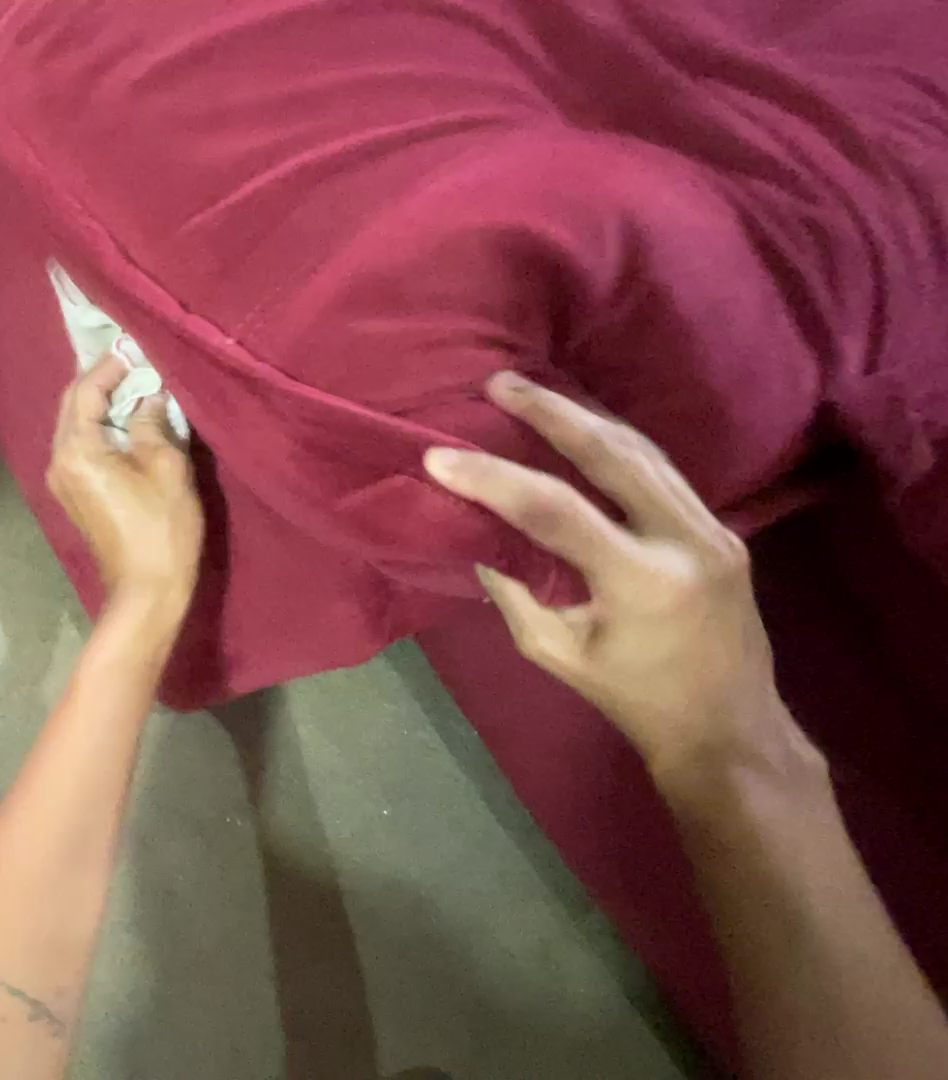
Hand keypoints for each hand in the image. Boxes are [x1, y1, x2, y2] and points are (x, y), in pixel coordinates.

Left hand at [47, 355, 203, 611]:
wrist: (146, 590)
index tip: (136, 351)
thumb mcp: (166, 468)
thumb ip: (153, 423)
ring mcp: (62, 481)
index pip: (83, 391)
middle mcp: (59, 461)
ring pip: (74, 427)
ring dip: (100, 405)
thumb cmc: (160, 529)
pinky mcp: (73, 494)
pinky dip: (99, 429)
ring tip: (134, 388)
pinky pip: (80, 447)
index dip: (109, 367)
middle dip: (100, 382)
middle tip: (134, 364)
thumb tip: (149, 397)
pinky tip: (126, 422)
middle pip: (71, 406)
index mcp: (77, 451)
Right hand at [423, 372, 813, 787]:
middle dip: (552, 414)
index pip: (553, 511)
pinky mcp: (718, 529)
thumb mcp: (550, 649)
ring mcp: (713, 529)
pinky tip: (579, 428)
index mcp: (641, 580)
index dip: (491, 479)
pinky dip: (610, 443)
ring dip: (582, 418)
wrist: (729, 725)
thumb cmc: (626, 696)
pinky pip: (659, 470)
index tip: (438, 457)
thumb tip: (477, 535)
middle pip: (613, 455)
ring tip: (532, 394)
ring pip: (643, 452)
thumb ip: (514, 587)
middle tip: (500, 384)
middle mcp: (687, 540)